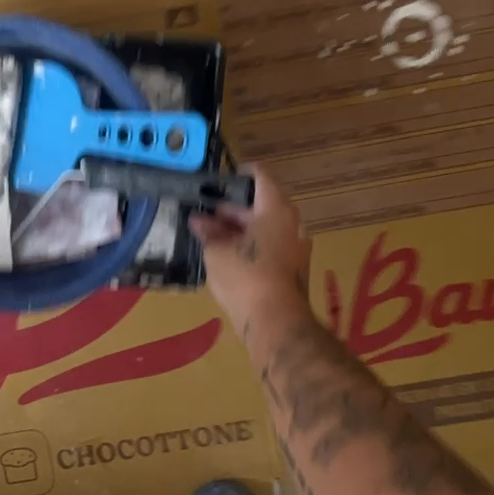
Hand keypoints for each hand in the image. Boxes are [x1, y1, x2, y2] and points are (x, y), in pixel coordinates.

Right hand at [188, 164, 312, 325]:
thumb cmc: (245, 275)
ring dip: (239, 227)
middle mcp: (291, 223)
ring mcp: (295, 246)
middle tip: (204, 212)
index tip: (218, 178)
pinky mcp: (293, 267)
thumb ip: (208, 231)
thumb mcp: (216, 250)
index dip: (239, 173)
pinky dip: (250, 243)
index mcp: (275, 210)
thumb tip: (198, 220)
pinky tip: (224, 253)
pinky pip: (270, 244)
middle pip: (260, 204)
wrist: (275, 321)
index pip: (260, 177)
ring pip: (264, 226)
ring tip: (209, 233)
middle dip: (231, 208)